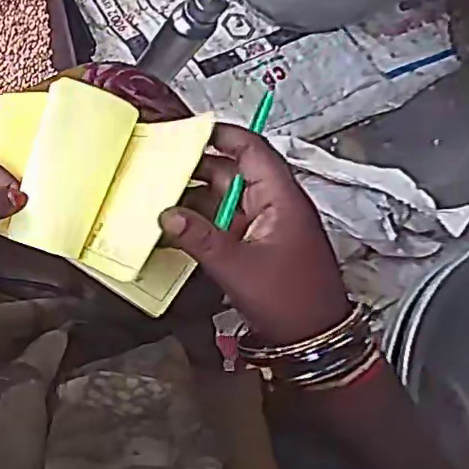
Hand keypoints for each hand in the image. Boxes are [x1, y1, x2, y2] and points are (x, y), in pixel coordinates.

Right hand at [160, 124, 350, 345]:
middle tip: (158, 166)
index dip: (223, 136)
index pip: (253, 151)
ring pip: (222, 200)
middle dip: (196, 169)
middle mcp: (272, 206)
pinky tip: (173, 227)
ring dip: (192, 199)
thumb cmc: (288, 299)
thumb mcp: (236, 266)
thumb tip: (165, 214)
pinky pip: (221, 223)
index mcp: (280, 199)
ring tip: (157, 197)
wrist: (311, 339)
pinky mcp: (252, 245)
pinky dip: (198, 222)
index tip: (190, 130)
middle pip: (231, 173)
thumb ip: (198, 237)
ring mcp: (262, 226)